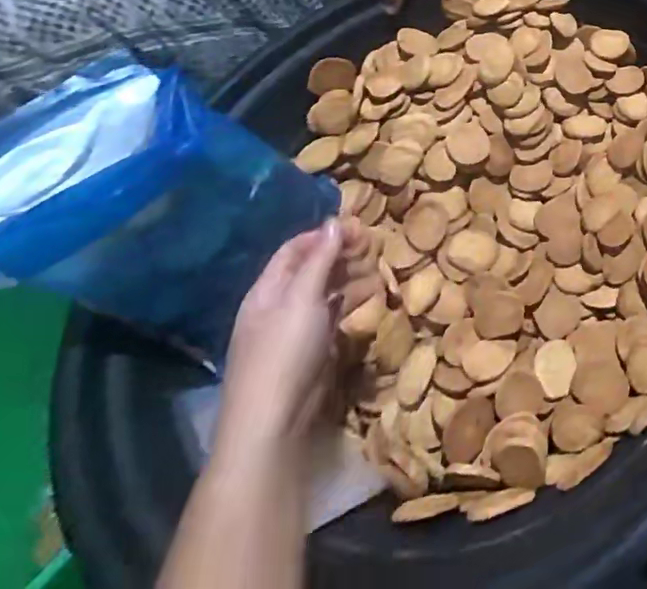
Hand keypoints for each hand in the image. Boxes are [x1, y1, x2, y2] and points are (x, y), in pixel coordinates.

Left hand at [219, 218, 353, 449]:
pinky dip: (350, 304)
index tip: (356, 227)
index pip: (294, 250)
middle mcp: (279, 305)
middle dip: (340, 255)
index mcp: (267, 289)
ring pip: (324, 294)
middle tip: (373, 246)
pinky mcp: (311, 353)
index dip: (322, 235)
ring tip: (378, 270)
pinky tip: (370, 297)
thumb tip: (334, 222)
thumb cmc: (284, 351)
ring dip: (349, 279)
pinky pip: (332, 318)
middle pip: (311, 270)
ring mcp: (295, 331)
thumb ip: (320, 259)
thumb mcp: (302, 298)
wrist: (272, 424)